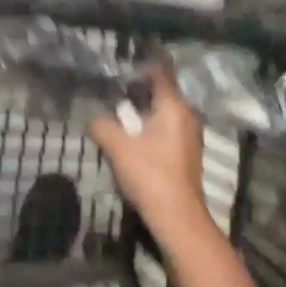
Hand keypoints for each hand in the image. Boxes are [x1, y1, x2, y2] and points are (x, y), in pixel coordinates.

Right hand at [89, 67, 209, 239]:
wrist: (177, 216)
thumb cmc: (149, 174)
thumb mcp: (118, 147)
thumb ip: (103, 126)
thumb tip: (94, 119)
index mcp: (174, 107)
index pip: (161, 74)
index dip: (142, 70)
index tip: (123, 74)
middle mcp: (188, 116)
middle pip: (163, 94)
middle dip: (140, 94)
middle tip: (117, 98)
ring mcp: (191, 136)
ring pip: (166, 115)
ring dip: (146, 115)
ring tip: (123, 122)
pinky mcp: (189, 154)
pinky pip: (169, 131)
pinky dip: (153, 131)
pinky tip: (136, 144)